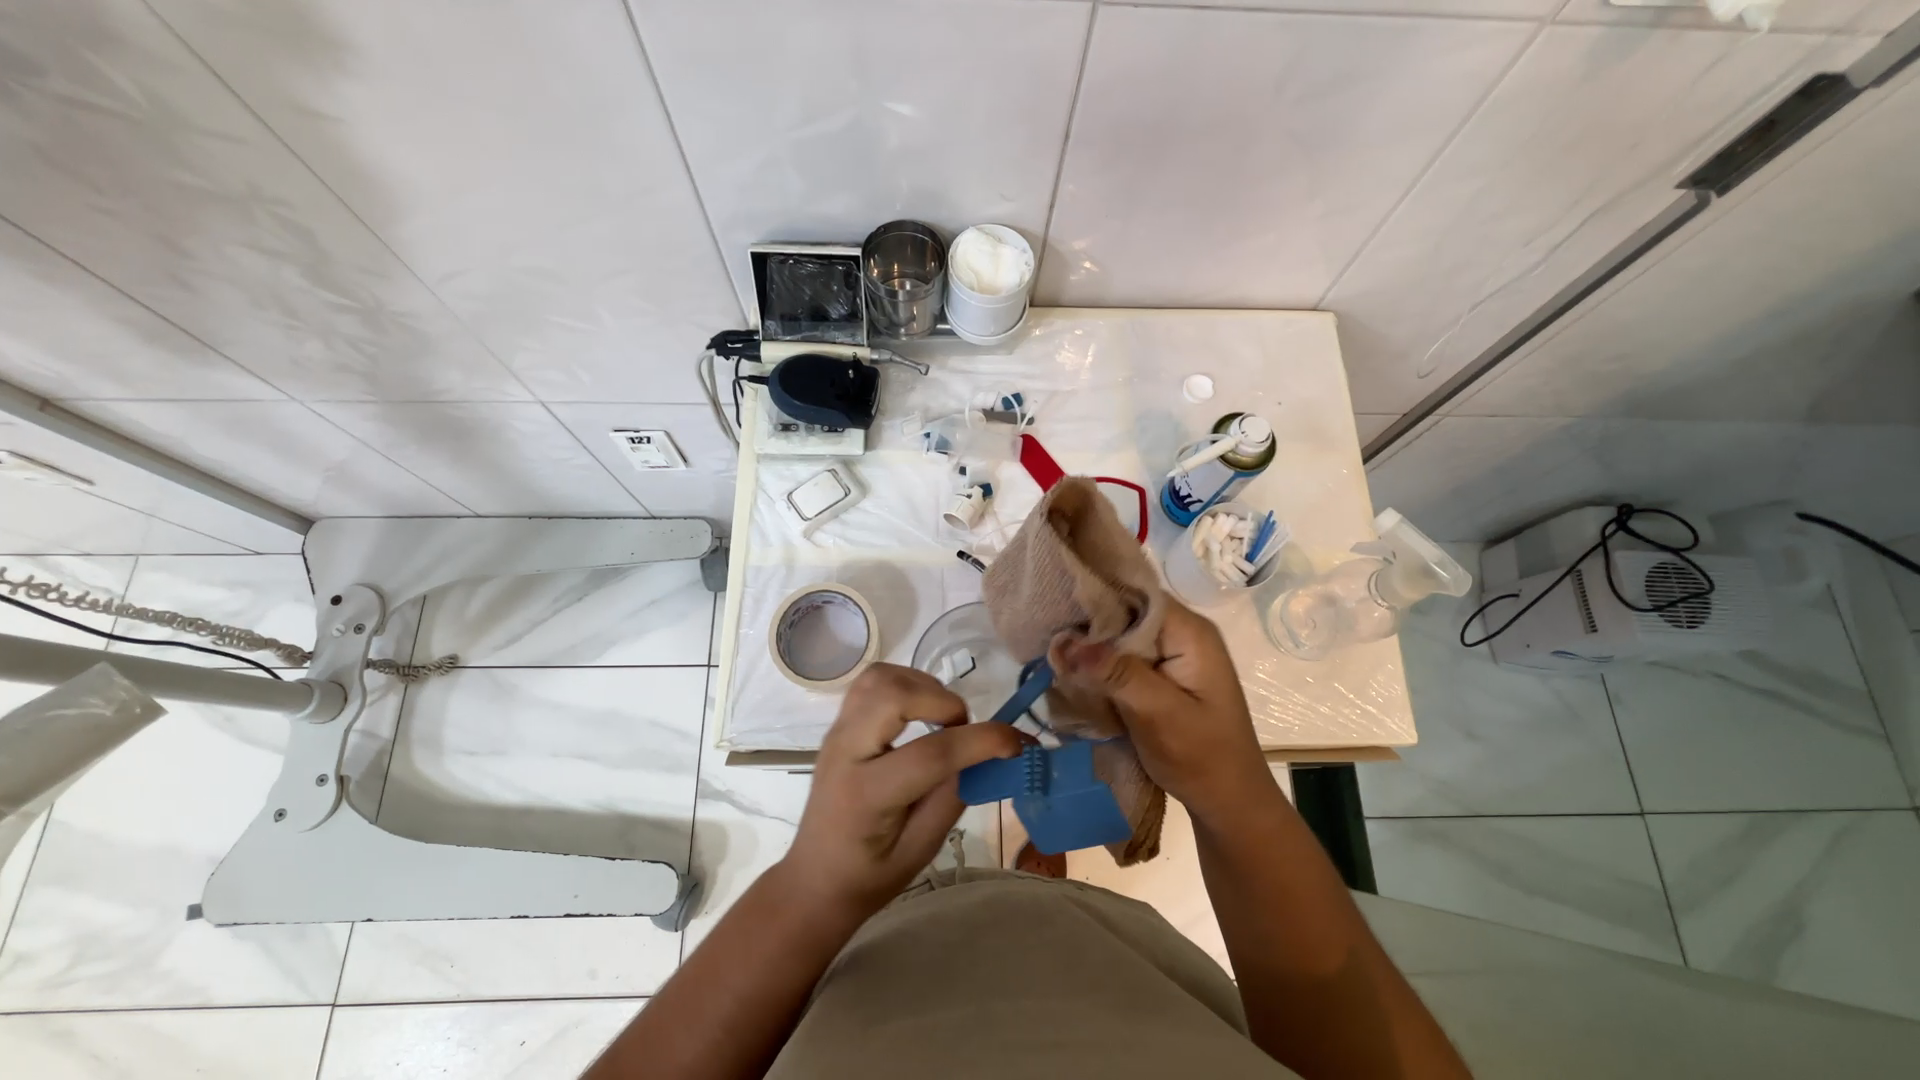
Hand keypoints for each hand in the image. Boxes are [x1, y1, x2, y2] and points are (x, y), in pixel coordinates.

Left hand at [779, 664, 1025, 914]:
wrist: (815, 878)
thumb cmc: (870, 875)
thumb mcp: (920, 850)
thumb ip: (952, 798)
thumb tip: (986, 756)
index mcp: (867, 796)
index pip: (929, 753)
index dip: (980, 742)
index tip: (1016, 743)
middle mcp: (846, 752)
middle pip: (893, 695)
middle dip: (943, 701)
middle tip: (962, 730)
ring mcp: (837, 732)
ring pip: (880, 678)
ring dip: (923, 686)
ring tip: (943, 718)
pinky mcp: (839, 724)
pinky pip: (872, 682)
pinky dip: (905, 684)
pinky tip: (921, 711)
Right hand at [1054, 600, 1274, 825]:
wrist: (1227, 802)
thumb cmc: (1202, 758)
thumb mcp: (1158, 715)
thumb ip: (1115, 674)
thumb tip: (1065, 641)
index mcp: (1190, 632)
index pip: (1135, 594)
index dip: (1095, 599)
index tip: (1054, 611)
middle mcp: (1181, 634)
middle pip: (1125, 612)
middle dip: (1087, 625)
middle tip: (1046, 639)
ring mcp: (1170, 655)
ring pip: (1120, 636)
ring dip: (1090, 649)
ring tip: (1052, 656)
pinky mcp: (1159, 676)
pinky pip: (1123, 658)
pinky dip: (1099, 667)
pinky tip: (1072, 675)